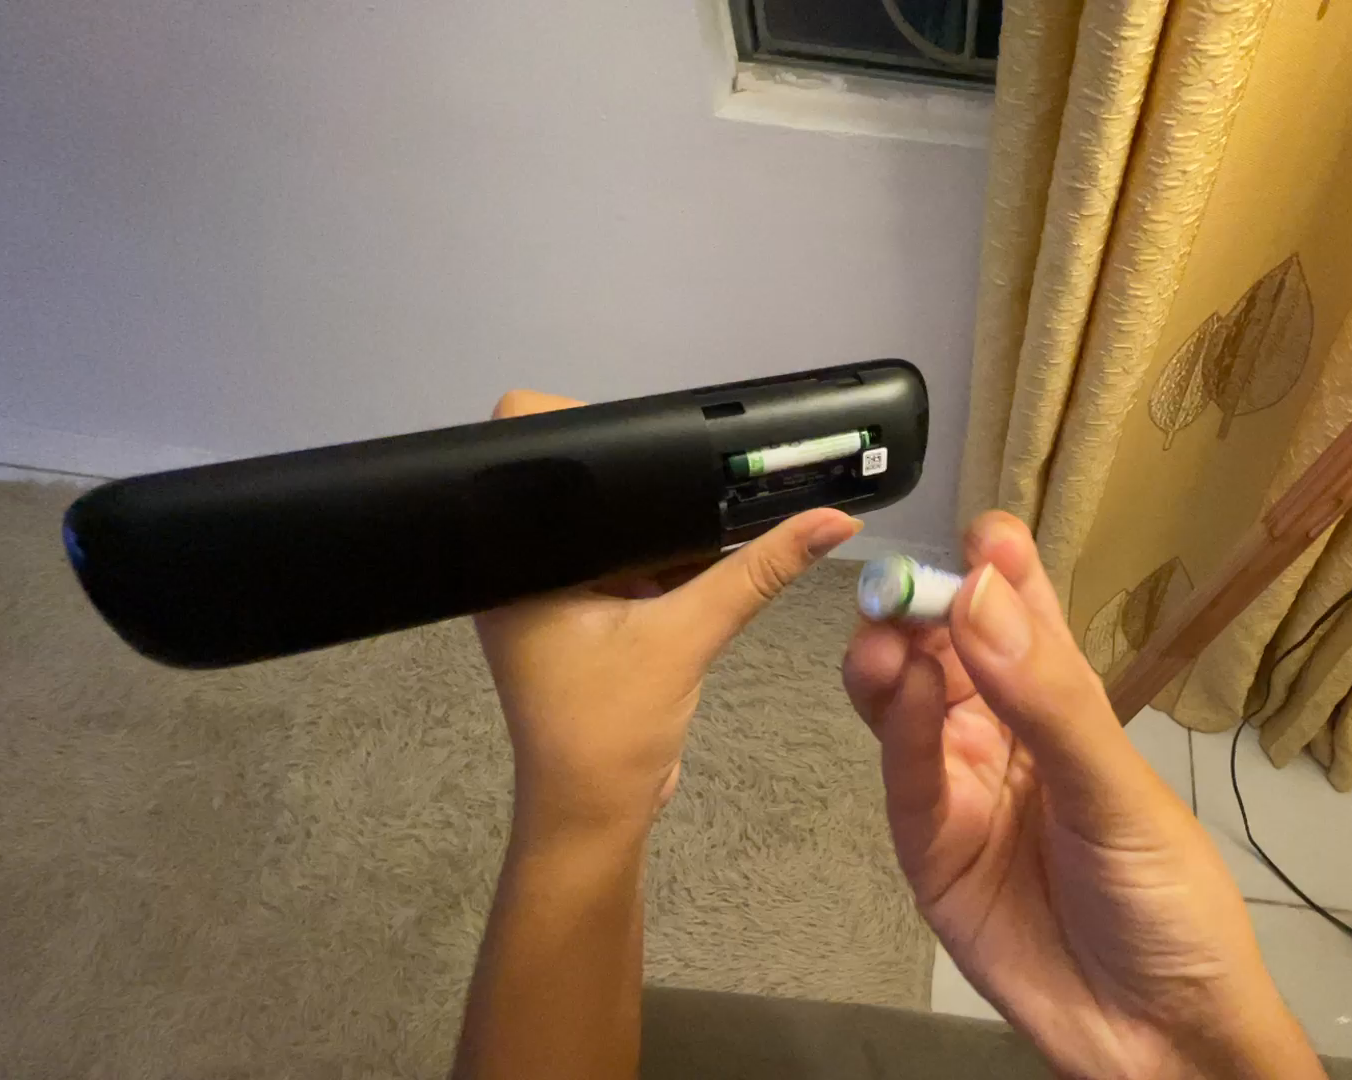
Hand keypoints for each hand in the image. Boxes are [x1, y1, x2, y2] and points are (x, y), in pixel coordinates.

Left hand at [474, 389, 861, 835]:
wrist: (601, 809)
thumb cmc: (614, 727)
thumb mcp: (689, 636)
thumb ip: (759, 573)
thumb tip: (832, 522)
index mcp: (519, 561)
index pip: (527, 457)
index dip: (581, 426)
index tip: (654, 432)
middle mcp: (531, 565)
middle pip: (586, 489)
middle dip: (646, 473)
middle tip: (703, 455)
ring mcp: (566, 588)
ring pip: (620, 526)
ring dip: (667, 514)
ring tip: (721, 487)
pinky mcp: (597, 611)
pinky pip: (639, 560)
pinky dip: (676, 551)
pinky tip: (719, 536)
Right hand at [843, 513, 1323, 1079]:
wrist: (1153, 1033)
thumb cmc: (1162, 893)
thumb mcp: (1115, 788)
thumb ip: (1047, 694)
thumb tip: (980, 591)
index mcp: (1059, 695)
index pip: (1021, 608)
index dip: (1000, 565)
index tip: (982, 535)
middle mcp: (1001, 723)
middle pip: (947, 643)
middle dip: (924, 606)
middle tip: (903, 586)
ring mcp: (959, 778)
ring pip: (909, 698)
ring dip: (892, 658)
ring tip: (885, 632)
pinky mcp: (928, 838)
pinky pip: (906, 772)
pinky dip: (896, 727)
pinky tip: (894, 687)